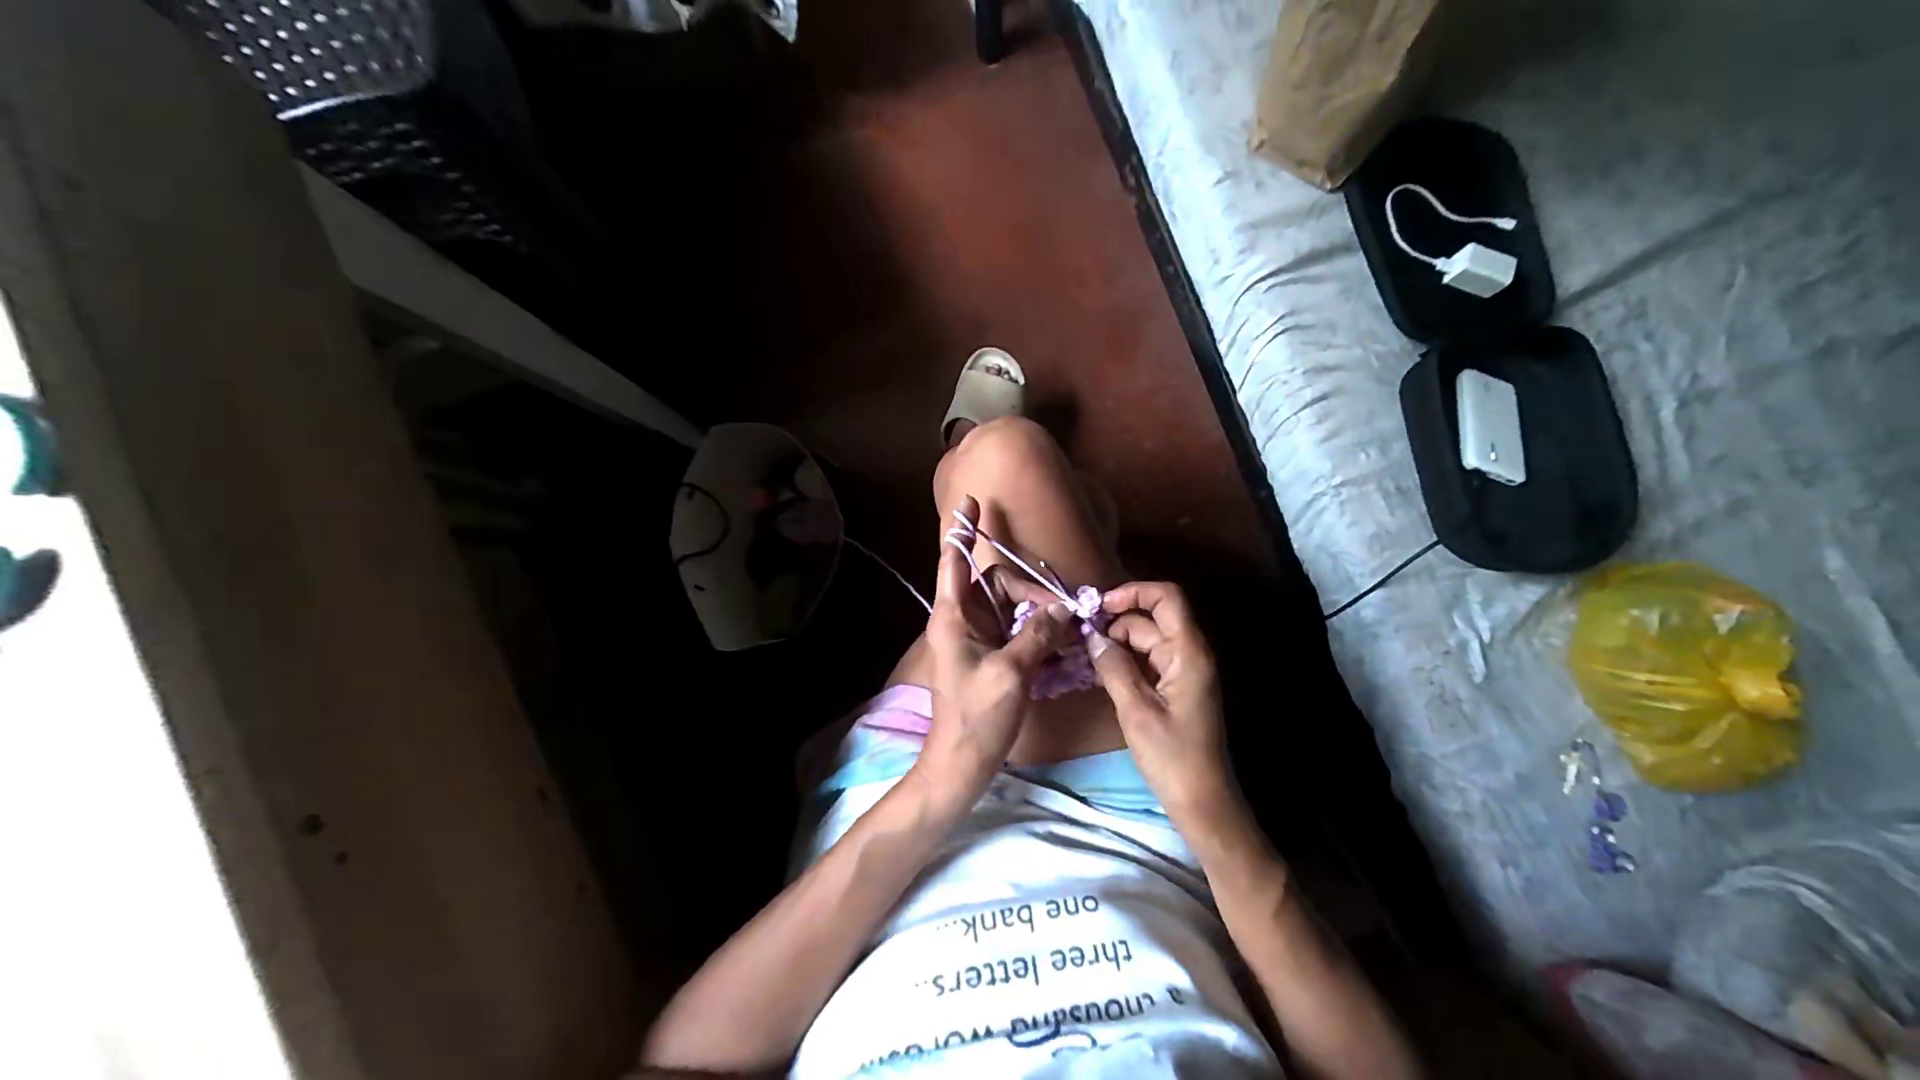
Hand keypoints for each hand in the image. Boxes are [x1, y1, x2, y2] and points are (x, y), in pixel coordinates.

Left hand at [910, 496, 1076, 817]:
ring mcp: (978, 640)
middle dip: (1029, 589)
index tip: (972, 500)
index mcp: (953, 617)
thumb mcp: (1010, 673)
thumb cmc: (975, 717)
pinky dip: (1039, 633)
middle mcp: (964, 622)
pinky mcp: (992, 658)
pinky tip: (1062, 646)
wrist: (960, 764)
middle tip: (1062, 614)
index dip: (964, 530)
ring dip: (1039, 613)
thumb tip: (1064, 609)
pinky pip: (1018, 632)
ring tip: (1068, 630)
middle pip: (997, 584)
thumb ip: (1037, 635)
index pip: (956, 562)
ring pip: (1011, 608)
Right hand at [1089, 581, 1235, 821]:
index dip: (1134, 592)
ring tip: (1085, 655)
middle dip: (1117, 620)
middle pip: (1152, 618)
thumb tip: (1092, 635)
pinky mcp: (1176, 688)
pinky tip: (1100, 671)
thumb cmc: (1171, 755)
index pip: (1167, 598)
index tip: (1099, 606)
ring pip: (1147, 639)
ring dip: (1117, 642)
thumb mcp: (1135, 709)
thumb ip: (1113, 666)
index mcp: (1189, 652)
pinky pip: (1148, 660)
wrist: (1201, 800)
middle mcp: (1190, 654)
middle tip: (1081, 635)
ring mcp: (1183, 671)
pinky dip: (1125, 660)